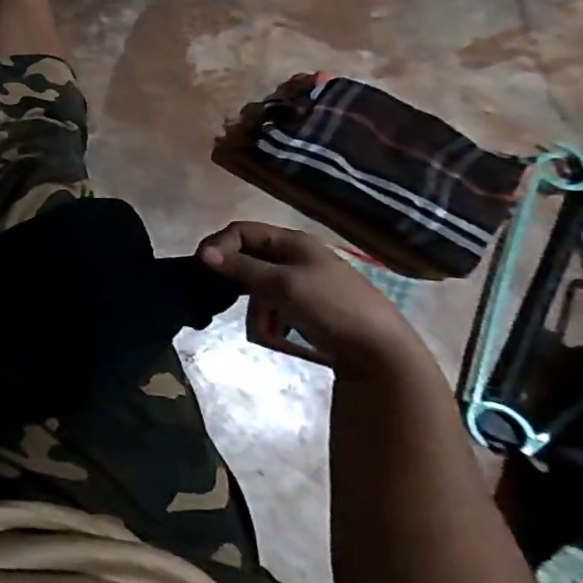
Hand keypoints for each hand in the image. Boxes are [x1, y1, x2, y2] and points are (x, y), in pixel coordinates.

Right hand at [197, 221, 429, 375]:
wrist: (380, 351)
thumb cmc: (330, 307)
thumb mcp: (281, 285)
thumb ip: (242, 268)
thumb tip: (204, 254)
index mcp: (292, 242)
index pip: (242, 231)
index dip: (219, 245)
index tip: (201, 268)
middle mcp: (296, 256)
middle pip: (249, 256)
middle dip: (232, 274)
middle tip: (214, 293)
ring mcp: (303, 282)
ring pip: (259, 282)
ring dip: (251, 299)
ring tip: (253, 319)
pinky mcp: (308, 306)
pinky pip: (274, 302)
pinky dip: (266, 313)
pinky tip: (270, 329)